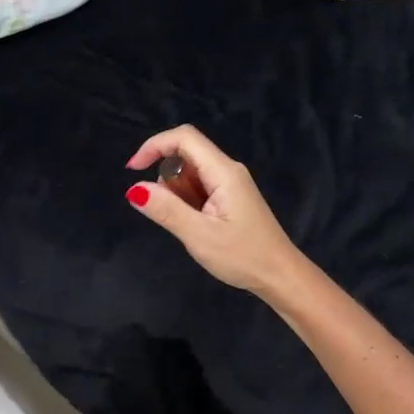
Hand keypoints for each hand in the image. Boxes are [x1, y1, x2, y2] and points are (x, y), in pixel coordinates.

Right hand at [125, 125, 314, 298]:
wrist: (280, 276)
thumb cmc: (243, 256)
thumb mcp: (199, 235)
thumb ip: (167, 209)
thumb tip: (134, 188)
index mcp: (223, 171)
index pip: (184, 137)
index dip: (154, 145)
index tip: (133, 170)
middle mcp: (228, 170)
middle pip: (187, 152)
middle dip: (166, 174)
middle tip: (166, 210)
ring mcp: (232, 183)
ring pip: (192, 171)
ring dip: (177, 190)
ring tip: (185, 224)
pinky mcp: (232, 197)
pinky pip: (201, 186)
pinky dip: (188, 199)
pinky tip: (194, 225)